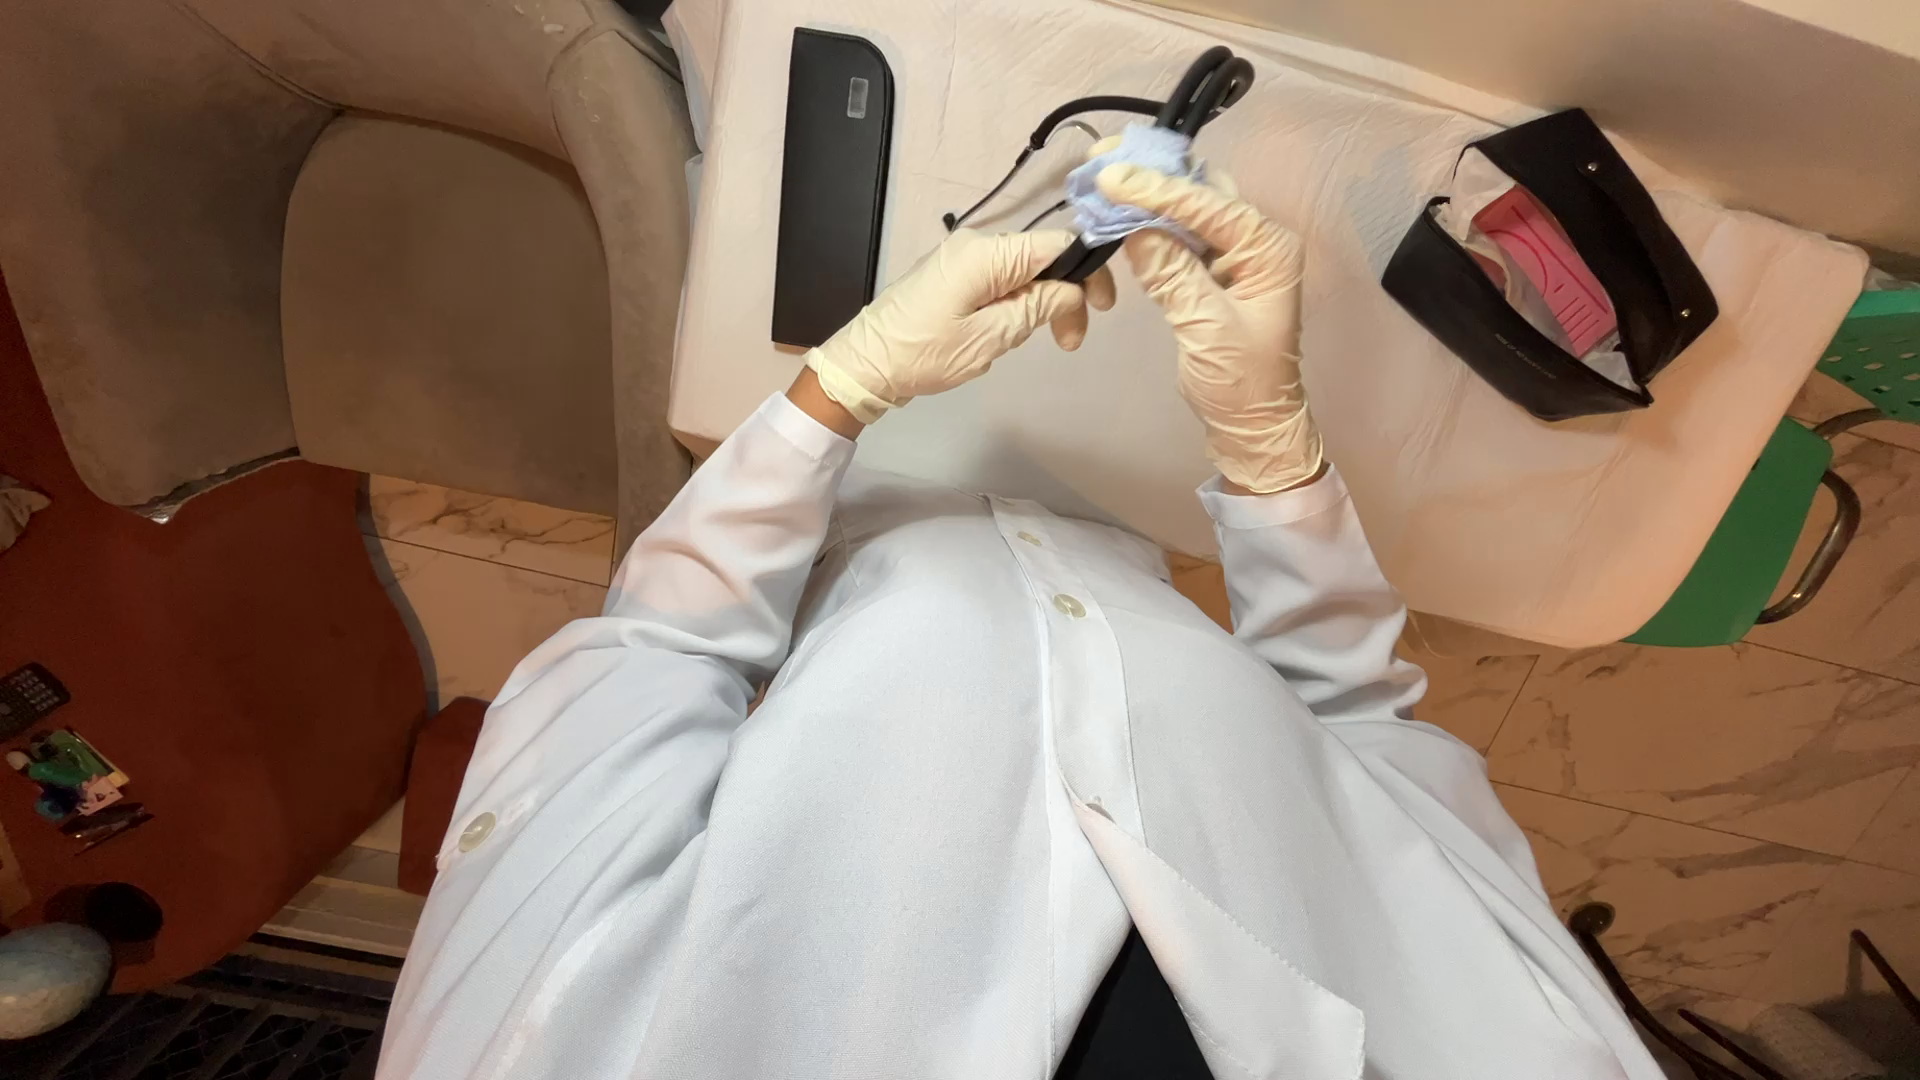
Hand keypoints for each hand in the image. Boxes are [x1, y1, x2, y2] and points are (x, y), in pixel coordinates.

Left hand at [805, 228, 1116, 424]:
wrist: (867, 363)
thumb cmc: (926, 353)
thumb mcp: (989, 338)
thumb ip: (1035, 309)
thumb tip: (1070, 291)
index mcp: (988, 253)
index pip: (1057, 245)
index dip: (1088, 272)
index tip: (1102, 310)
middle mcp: (977, 245)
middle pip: (1042, 259)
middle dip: (1064, 297)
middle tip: (1068, 344)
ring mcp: (962, 259)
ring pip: (1022, 273)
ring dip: (1039, 306)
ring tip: (1032, 343)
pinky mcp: (953, 276)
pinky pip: (999, 282)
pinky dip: (1015, 305)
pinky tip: (1007, 333)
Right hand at [1097, 164, 1320, 492]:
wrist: (1252, 425)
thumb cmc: (1240, 383)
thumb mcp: (1207, 330)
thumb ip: (1174, 277)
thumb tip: (1135, 232)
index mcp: (1267, 250)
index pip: (1207, 205)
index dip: (1156, 189)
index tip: (1111, 176)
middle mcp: (1254, 243)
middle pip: (1201, 193)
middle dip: (1153, 174)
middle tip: (1107, 160)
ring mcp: (1232, 259)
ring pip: (1187, 213)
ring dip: (1147, 197)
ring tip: (1105, 181)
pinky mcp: (1210, 276)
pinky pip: (1178, 242)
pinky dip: (1149, 229)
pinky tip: (1121, 219)